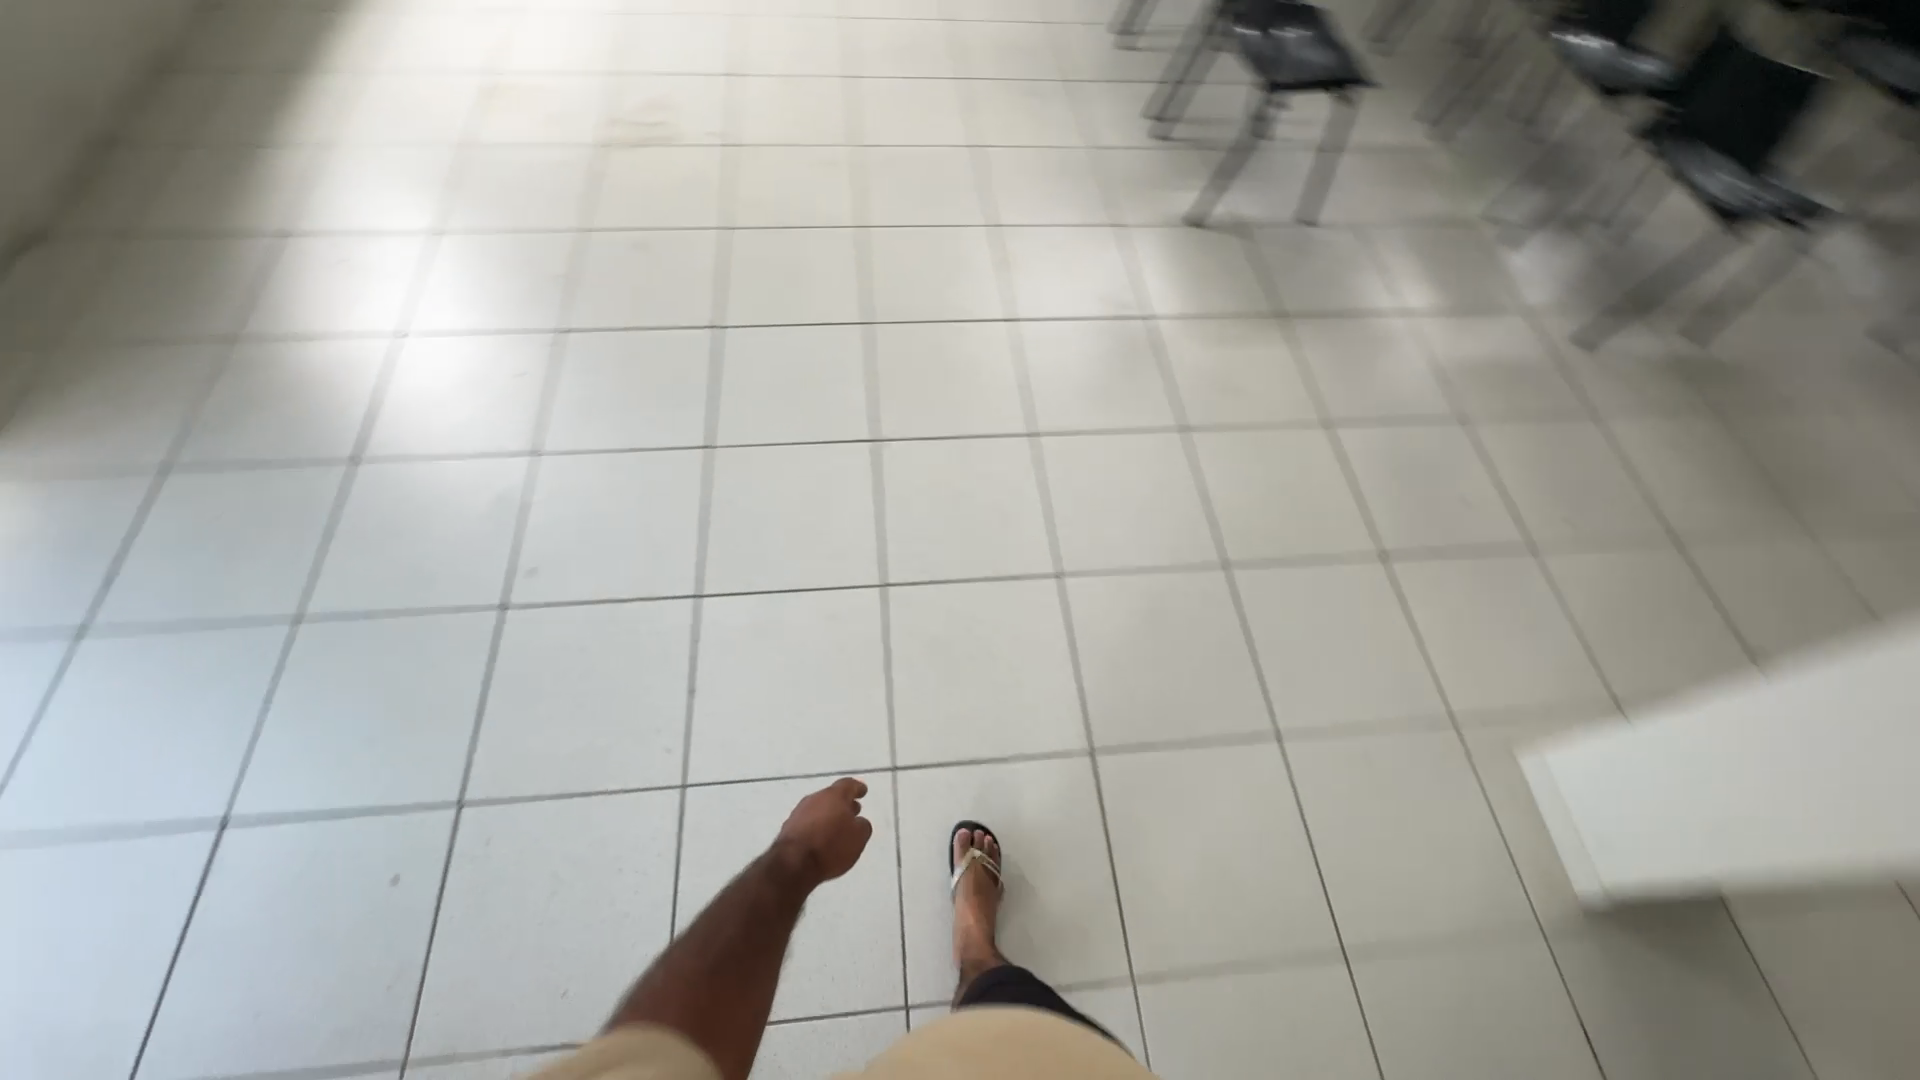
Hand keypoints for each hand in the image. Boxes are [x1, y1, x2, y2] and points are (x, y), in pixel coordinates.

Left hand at [772, 778, 872, 887]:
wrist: (793, 863)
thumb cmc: (831, 846)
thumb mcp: (858, 837)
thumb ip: (862, 825)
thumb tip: (858, 822)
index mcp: (834, 795)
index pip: (848, 785)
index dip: (857, 788)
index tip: (863, 791)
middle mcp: (814, 799)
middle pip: (831, 796)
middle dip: (843, 804)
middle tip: (853, 811)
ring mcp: (798, 813)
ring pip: (818, 809)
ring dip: (828, 816)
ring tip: (837, 827)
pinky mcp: (788, 829)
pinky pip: (807, 823)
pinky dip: (816, 827)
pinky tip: (821, 839)